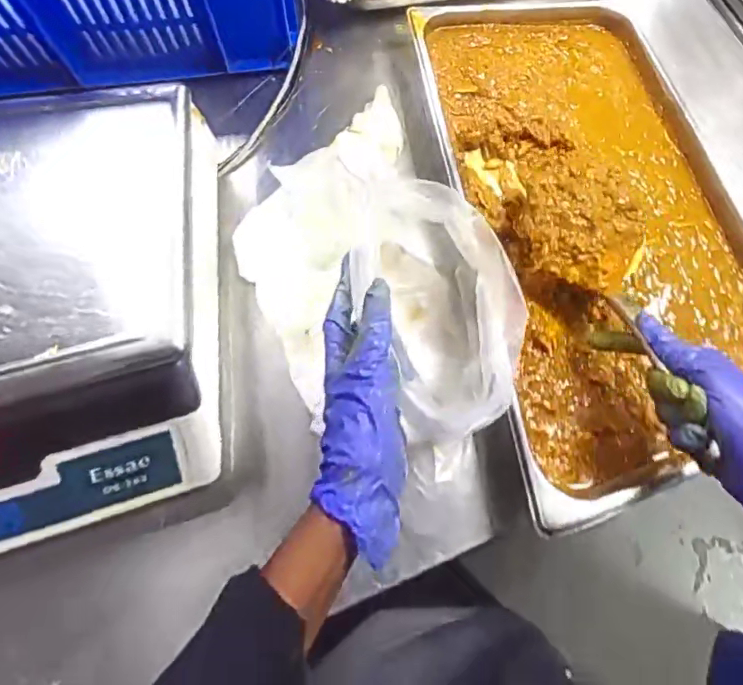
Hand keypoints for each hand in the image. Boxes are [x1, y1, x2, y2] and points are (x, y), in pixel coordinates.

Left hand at [310, 259, 404, 568]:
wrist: (367, 482)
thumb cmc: (364, 427)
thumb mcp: (368, 375)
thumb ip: (372, 335)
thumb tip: (374, 291)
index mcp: (340, 362)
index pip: (339, 316)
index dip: (344, 291)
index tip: (353, 262)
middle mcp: (348, 371)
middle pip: (351, 328)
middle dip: (359, 302)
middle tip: (377, 275)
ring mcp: (363, 387)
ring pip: (367, 344)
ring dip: (375, 321)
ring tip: (391, 300)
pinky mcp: (379, 402)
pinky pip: (383, 363)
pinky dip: (390, 346)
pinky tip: (403, 344)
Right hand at [636, 312, 742, 539]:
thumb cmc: (742, 416)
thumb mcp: (707, 377)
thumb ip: (672, 351)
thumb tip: (643, 318)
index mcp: (701, 361)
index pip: (656, 346)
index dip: (629, 342)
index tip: (598, 338)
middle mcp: (696, 381)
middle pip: (656, 382)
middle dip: (671, 398)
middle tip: (696, 405)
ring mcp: (697, 410)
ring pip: (664, 409)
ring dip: (683, 422)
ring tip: (707, 430)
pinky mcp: (696, 435)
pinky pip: (674, 432)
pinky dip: (689, 441)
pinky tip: (708, 446)